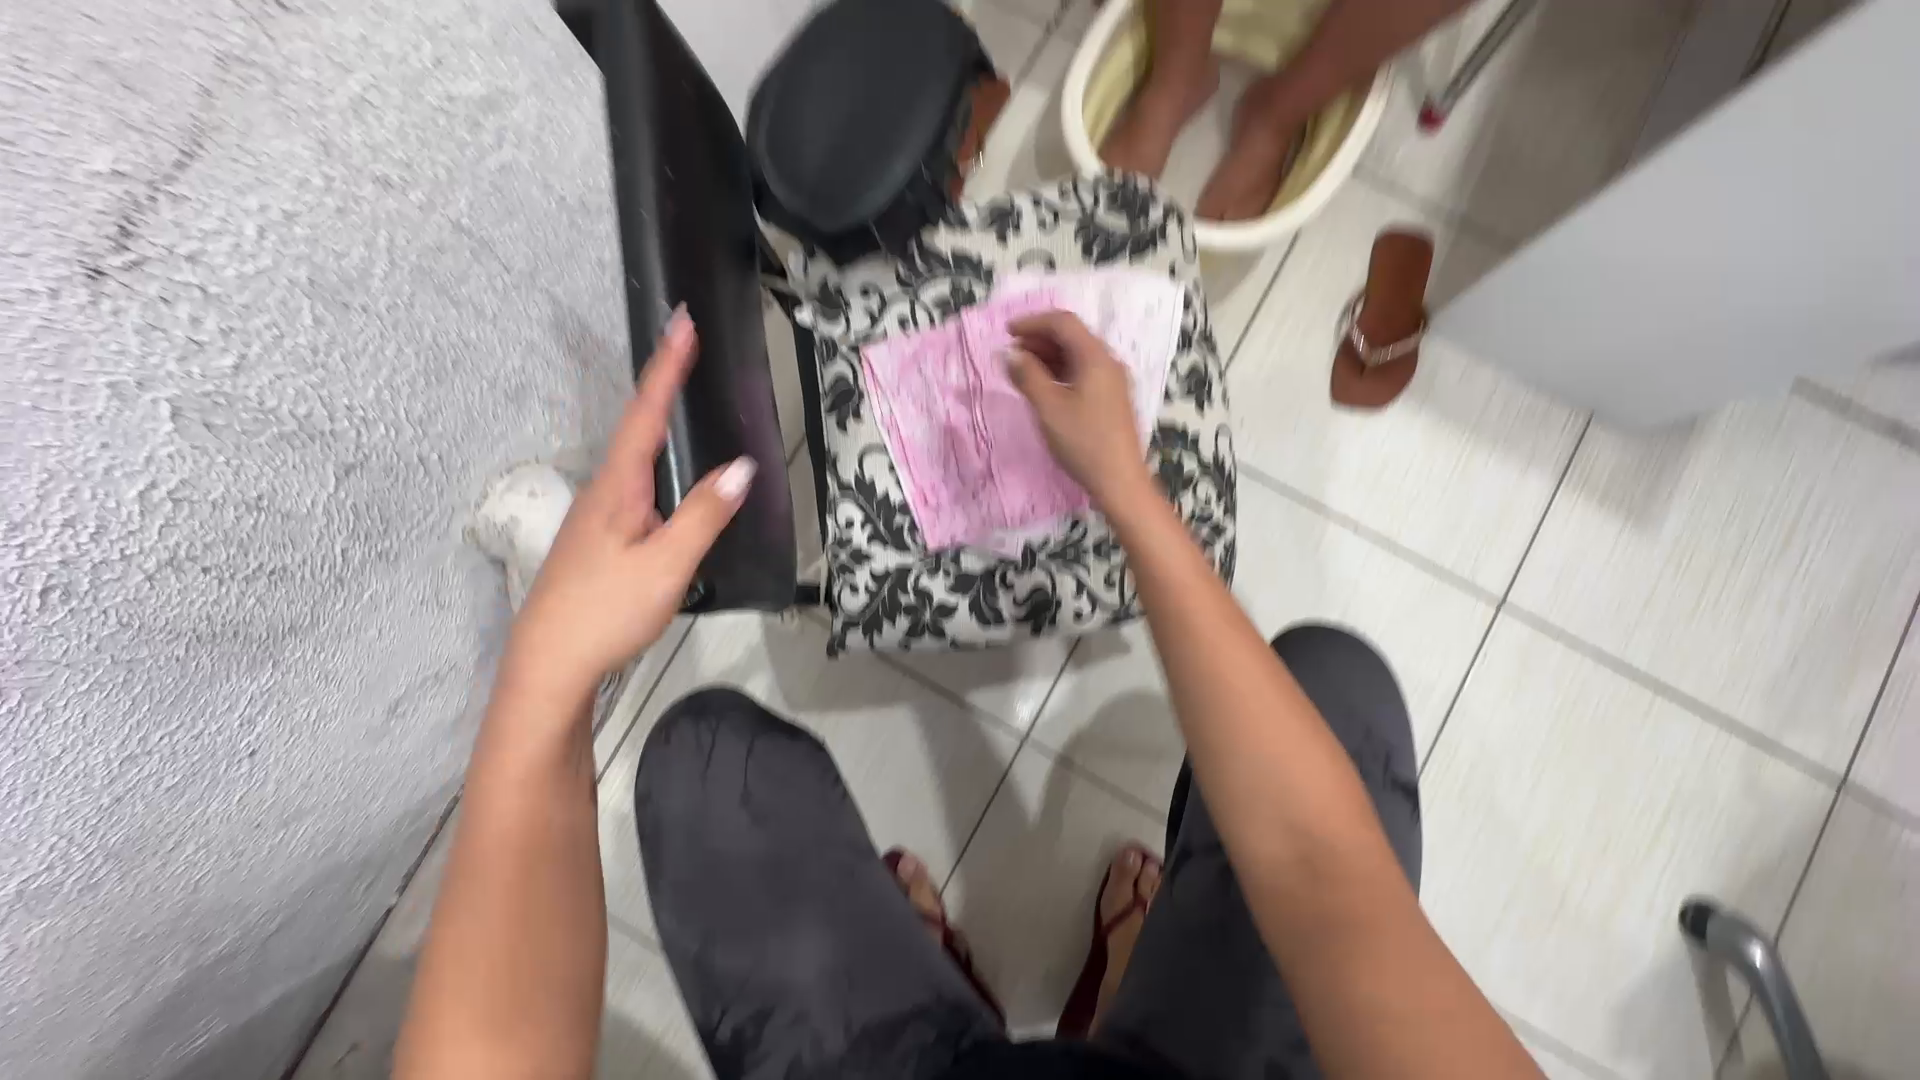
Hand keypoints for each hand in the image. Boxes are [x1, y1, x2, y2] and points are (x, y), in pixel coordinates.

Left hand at [504, 308, 754, 695]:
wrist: (548, 664)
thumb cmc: (606, 611)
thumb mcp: (666, 565)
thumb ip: (704, 515)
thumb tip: (742, 466)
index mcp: (618, 487)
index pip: (646, 414)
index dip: (667, 367)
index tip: (682, 321)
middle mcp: (603, 490)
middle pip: (636, 425)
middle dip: (663, 382)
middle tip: (688, 347)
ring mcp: (597, 515)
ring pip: (634, 456)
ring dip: (658, 419)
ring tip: (683, 395)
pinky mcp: (599, 538)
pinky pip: (635, 483)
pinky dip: (656, 460)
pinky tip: (669, 478)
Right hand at [1004, 311, 1152, 507]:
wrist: (1119, 480)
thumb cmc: (1083, 441)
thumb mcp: (1048, 407)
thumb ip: (1027, 375)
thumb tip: (1009, 354)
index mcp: (1095, 357)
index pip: (1063, 322)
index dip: (1033, 322)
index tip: (1007, 331)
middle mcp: (1108, 362)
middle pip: (1072, 336)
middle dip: (1039, 339)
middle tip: (1011, 351)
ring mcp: (1112, 380)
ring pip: (1077, 355)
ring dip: (1048, 356)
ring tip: (1022, 368)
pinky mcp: (1111, 398)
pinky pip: (1083, 372)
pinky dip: (1060, 371)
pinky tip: (1043, 386)